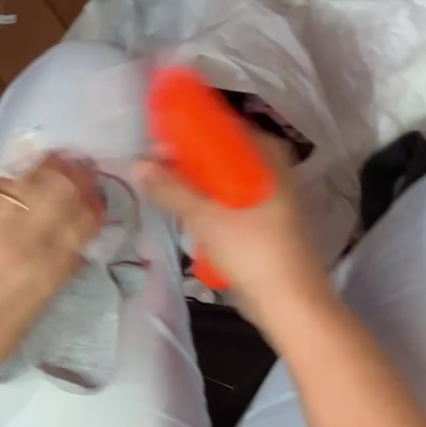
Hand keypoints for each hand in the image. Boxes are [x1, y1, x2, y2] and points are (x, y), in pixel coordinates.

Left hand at [0, 154, 100, 426]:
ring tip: (41, 177)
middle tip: (72, 174)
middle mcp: (23, 237)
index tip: (92, 200)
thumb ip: (56, 270)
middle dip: (72, 175)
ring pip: (26, 176)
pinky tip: (5, 196)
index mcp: (49, 266)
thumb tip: (72, 245)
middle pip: (60, 183)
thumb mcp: (36, 309)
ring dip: (39, 173)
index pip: (84, 216)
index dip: (92, 202)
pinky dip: (3, 186)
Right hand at [136, 132, 332, 328]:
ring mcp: (266, 196)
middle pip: (220, 154)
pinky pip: (226, 203)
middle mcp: (270, 169)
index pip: (222, 127)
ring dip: (193, 187)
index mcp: (266, 155)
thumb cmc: (252, 250)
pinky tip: (185, 218)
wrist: (287, 299)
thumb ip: (170, 190)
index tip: (156, 140)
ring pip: (221, 181)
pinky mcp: (260, 221)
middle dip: (186, 162)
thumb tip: (137, 165)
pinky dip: (205, 206)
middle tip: (153, 171)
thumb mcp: (205, 217)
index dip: (188, 130)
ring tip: (162, 194)